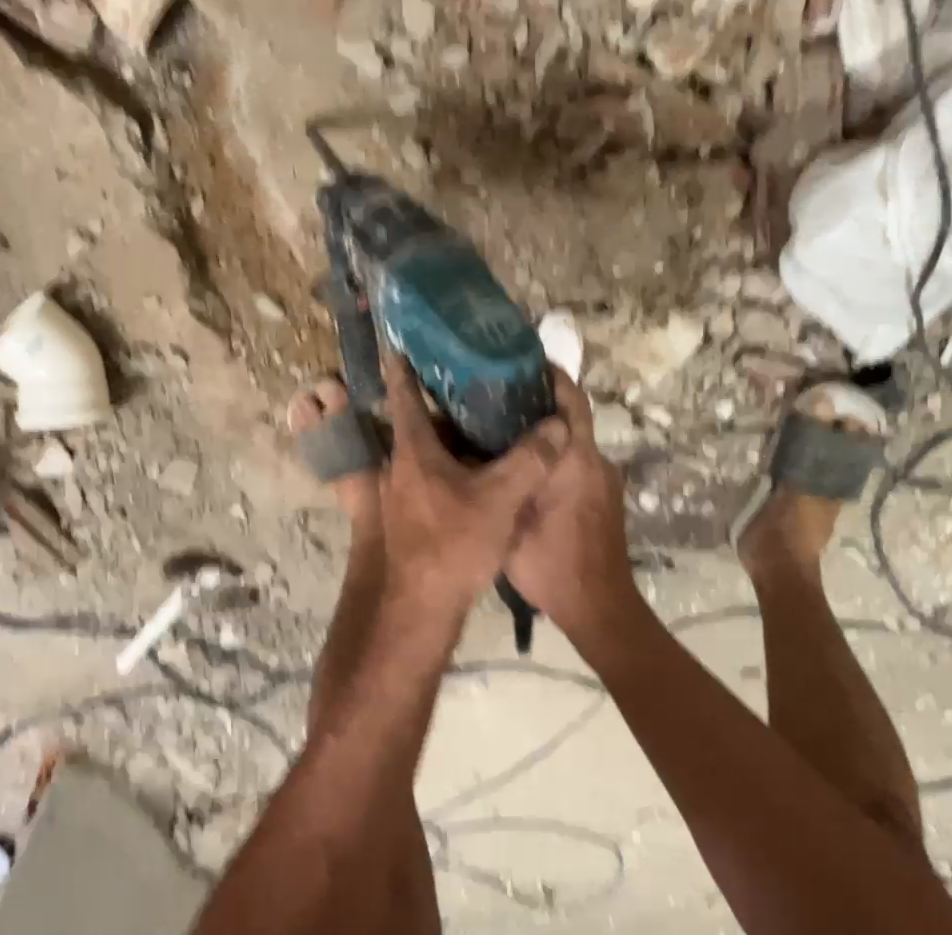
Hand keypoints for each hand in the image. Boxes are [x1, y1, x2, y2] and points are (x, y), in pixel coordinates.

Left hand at [376, 352, 566, 614]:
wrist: (412, 611)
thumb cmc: (450, 546)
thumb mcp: (500, 499)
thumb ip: (530, 459)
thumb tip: (559, 423)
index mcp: (412, 450)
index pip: (404, 394)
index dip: (406, 365)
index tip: (407, 339)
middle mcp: (395, 467)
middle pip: (416, 424)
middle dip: (439, 404)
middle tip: (470, 383)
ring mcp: (393, 496)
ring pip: (419, 455)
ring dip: (444, 440)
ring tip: (481, 425)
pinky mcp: (400, 522)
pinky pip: (423, 481)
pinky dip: (445, 470)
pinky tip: (475, 477)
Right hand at [504, 369, 634, 626]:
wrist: (599, 607)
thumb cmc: (552, 565)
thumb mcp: (511, 523)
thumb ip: (502, 483)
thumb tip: (472, 452)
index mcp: (576, 461)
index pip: (573, 402)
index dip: (554, 378)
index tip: (526, 363)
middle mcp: (597, 463)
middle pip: (573, 418)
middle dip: (542, 403)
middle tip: (500, 397)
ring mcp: (606, 482)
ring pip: (575, 443)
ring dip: (548, 433)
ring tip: (505, 432)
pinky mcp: (606, 499)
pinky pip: (580, 463)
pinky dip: (557, 456)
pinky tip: (525, 468)